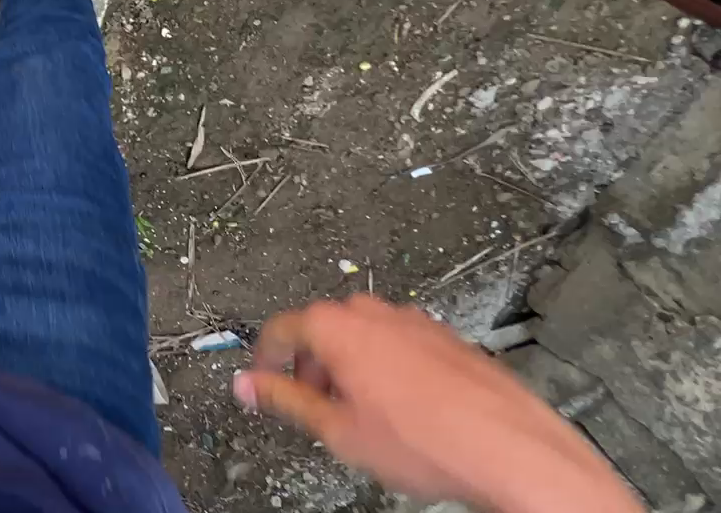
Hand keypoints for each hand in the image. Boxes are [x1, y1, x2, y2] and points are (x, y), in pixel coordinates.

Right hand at [233, 295, 639, 512]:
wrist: (522, 456)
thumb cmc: (432, 442)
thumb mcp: (338, 431)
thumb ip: (283, 399)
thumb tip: (245, 384)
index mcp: (332, 324)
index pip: (277, 331)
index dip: (266, 360)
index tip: (267, 382)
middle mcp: (369, 311)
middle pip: (321, 331)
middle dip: (315, 366)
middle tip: (321, 405)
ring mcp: (413, 321)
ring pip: (363, 337)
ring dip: (354, 366)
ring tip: (370, 412)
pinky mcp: (450, 337)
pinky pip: (403, 345)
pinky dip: (394, 369)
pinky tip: (411, 410)